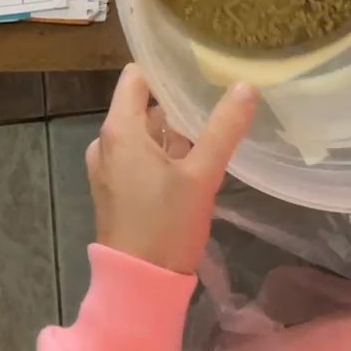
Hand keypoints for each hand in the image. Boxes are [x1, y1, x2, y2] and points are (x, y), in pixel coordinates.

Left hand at [87, 64, 258, 274]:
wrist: (138, 286)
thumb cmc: (165, 225)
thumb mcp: (202, 176)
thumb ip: (224, 128)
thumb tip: (245, 86)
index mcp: (119, 130)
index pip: (135, 76)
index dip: (163, 67)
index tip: (196, 64)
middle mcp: (106, 143)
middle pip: (141, 106)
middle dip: (175, 104)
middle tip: (214, 99)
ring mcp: (107, 168)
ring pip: (143, 134)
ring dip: (172, 132)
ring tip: (209, 131)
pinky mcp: (114, 190)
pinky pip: (138, 157)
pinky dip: (162, 154)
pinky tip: (192, 165)